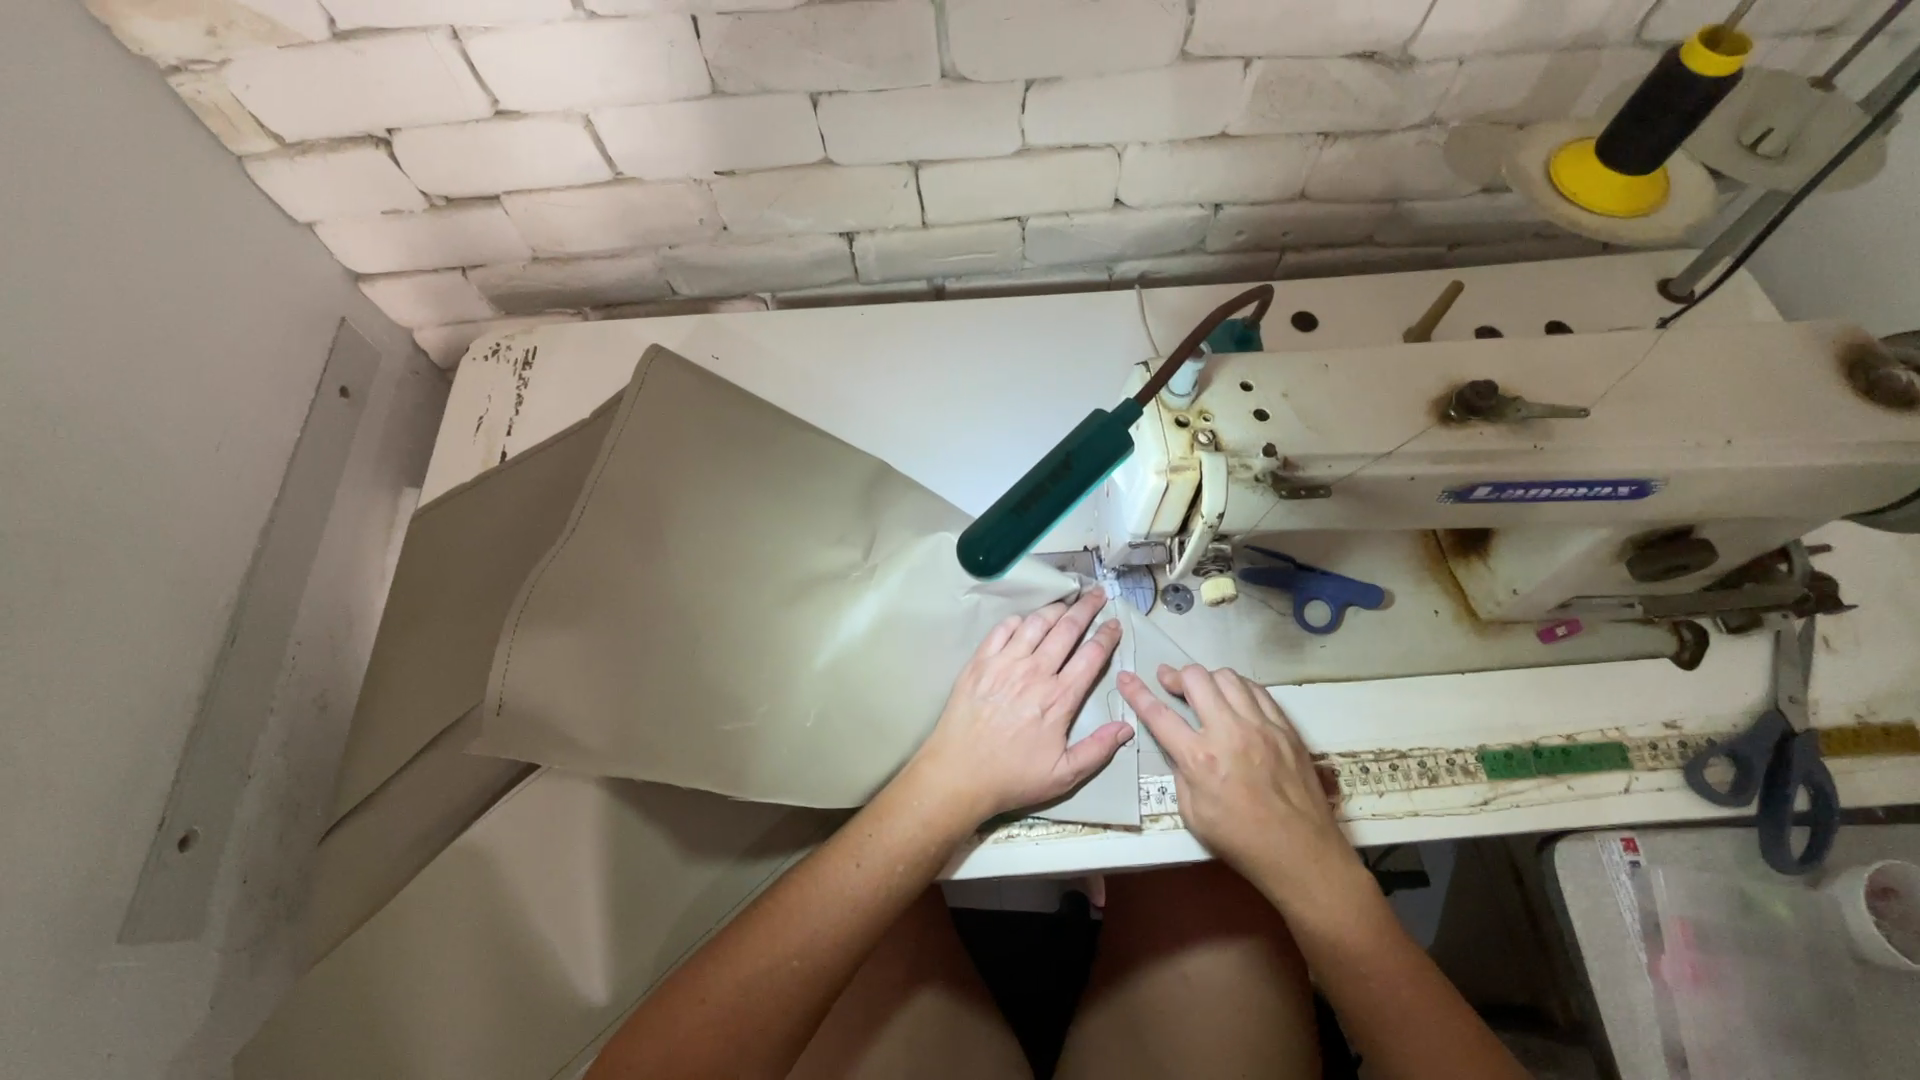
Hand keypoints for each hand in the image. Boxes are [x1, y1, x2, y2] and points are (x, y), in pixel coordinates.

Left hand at [904, 588, 1132, 824]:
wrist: (958, 773)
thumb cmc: (1012, 777)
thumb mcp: (1064, 775)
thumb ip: (1098, 750)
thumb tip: (1127, 727)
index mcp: (1060, 698)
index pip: (1091, 656)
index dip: (1107, 636)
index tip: (1114, 623)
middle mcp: (1035, 673)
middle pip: (1067, 629)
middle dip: (1086, 608)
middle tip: (1097, 594)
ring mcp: (1005, 664)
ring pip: (1036, 624)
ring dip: (1054, 609)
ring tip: (1066, 602)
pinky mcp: (980, 663)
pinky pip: (1002, 630)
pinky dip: (1019, 620)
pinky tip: (1026, 621)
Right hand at [1118, 664, 1364, 913]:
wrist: (1300, 851)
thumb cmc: (1240, 840)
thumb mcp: (1193, 814)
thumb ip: (1181, 773)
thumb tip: (1179, 748)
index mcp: (1200, 758)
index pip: (1159, 714)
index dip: (1137, 692)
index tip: (1126, 677)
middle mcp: (1229, 732)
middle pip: (1195, 679)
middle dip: (1175, 676)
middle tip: (1169, 682)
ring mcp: (1261, 725)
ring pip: (1228, 677)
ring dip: (1208, 679)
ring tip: (1203, 690)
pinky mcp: (1285, 727)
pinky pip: (1258, 691)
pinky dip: (1239, 688)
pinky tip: (1235, 699)